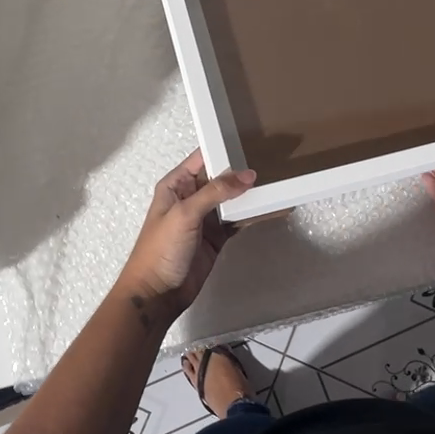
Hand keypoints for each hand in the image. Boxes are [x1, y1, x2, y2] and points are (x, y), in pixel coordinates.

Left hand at [115, 150, 254, 329]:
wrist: (157, 294)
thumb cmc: (162, 248)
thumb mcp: (185, 213)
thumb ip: (216, 192)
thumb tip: (247, 175)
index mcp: (176, 184)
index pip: (202, 158)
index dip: (223, 148)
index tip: (249, 139)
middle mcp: (191, 196)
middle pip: (220, 177)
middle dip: (242, 170)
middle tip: (272, 159)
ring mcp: (205, 217)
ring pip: (231, 199)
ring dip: (250, 193)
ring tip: (276, 181)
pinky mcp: (216, 236)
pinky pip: (237, 220)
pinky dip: (252, 215)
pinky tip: (271, 208)